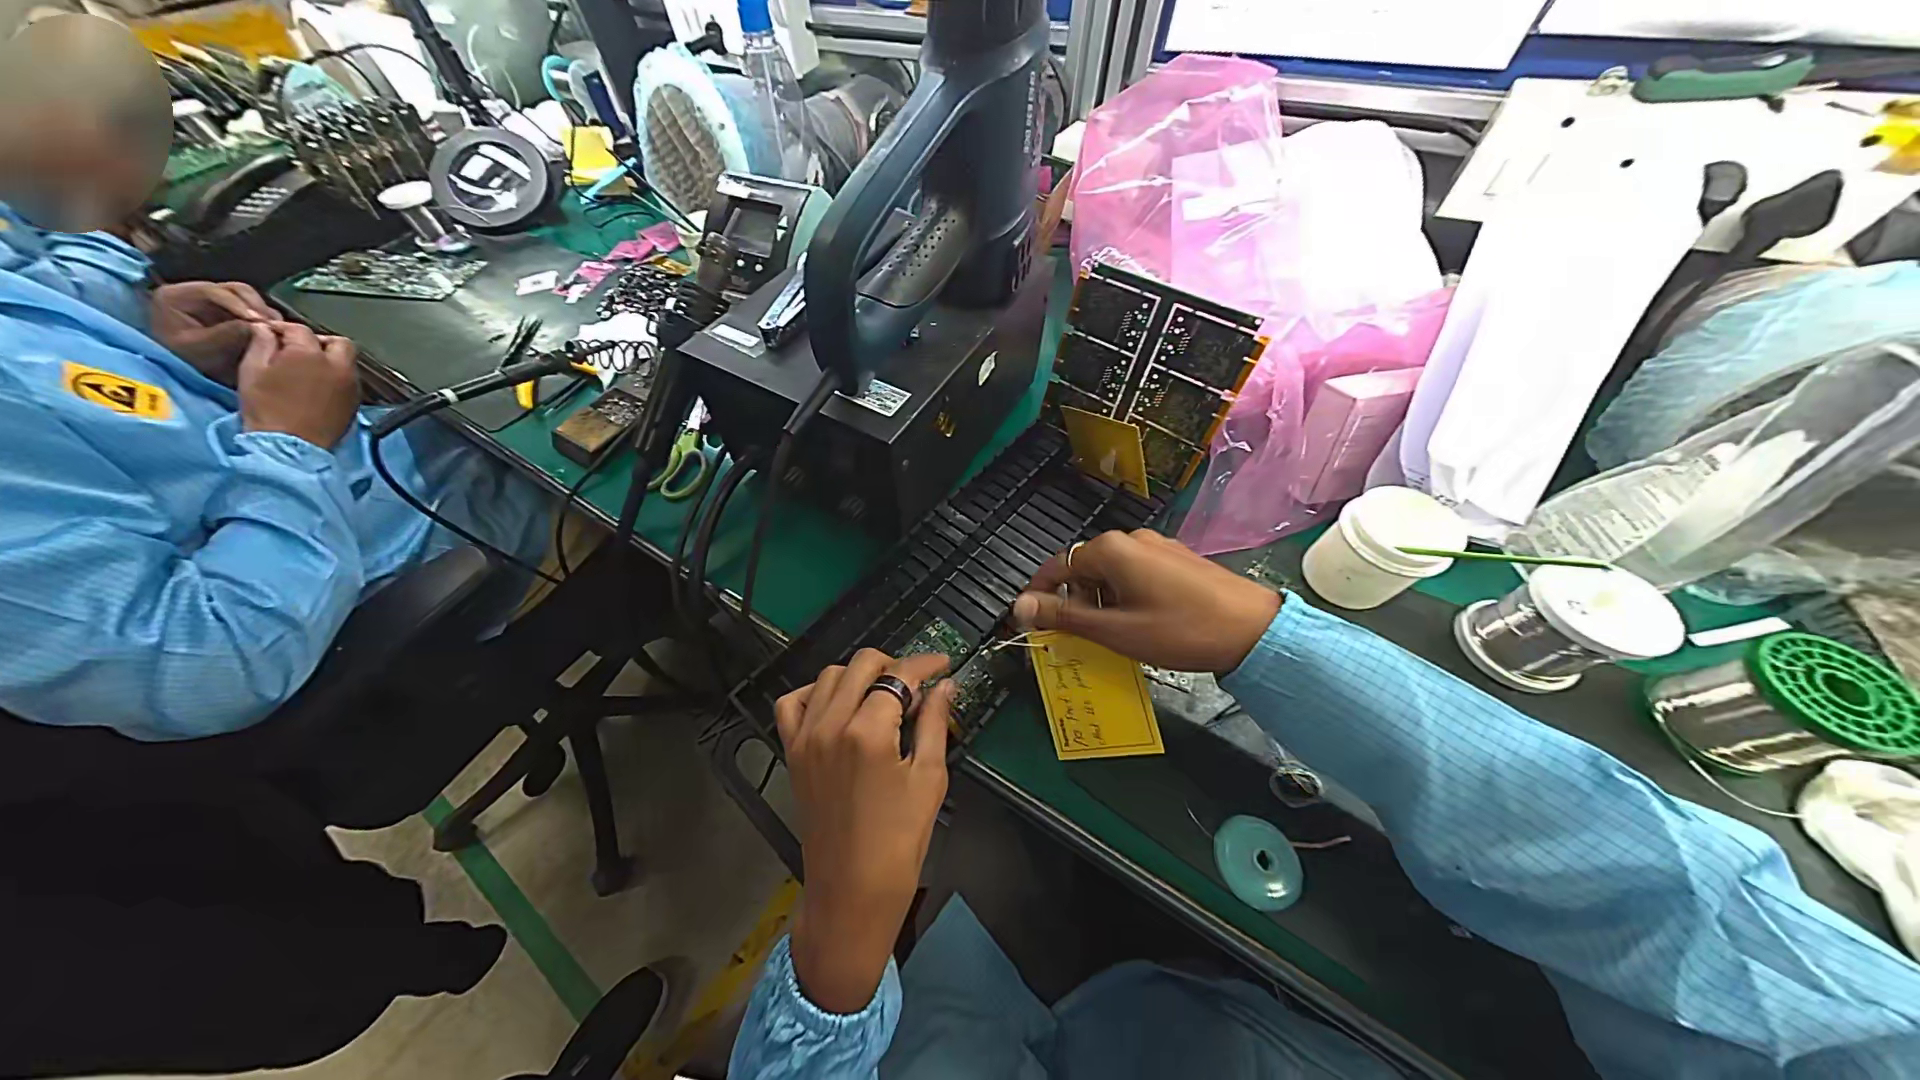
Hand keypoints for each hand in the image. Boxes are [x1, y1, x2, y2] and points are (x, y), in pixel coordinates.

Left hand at [150, 281, 270, 384]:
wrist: (186, 375)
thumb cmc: (188, 361)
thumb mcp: (204, 348)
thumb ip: (228, 334)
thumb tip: (260, 325)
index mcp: (176, 296)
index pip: (214, 291)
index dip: (240, 305)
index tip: (261, 322)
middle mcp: (196, 293)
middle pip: (236, 290)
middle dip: (257, 307)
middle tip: (273, 326)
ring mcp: (217, 302)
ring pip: (250, 298)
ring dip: (265, 314)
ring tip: (276, 331)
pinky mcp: (232, 311)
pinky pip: (256, 310)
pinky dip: (268, 320)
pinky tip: (274, 332)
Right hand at [237, 322, 361, 449]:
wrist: (291, 443)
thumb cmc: (266, 405)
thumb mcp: (252, 369)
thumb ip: (261, 345)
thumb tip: (265, 329)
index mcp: (311, 355)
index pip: (301, 330)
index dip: (282, 329)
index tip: (268, 334)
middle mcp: (339, 366)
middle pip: (339, 343)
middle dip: (318, 341)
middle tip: (296, 349)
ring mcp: (352, 384)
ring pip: (348, 361)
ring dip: (330, 358)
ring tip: (305, 367)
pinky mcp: (356, 400)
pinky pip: (350, 378)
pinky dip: (336, 374)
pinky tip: (318, 383)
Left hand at [775, 649, 953, 1013]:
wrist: (852, 890)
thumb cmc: (900, 840)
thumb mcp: (929, 777)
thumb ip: (934, 722)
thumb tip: (945, 686)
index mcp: (868, 731)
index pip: (900, 675)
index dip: (926, 664)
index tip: (943, 664)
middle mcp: (830, 724)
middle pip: (861, 664)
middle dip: (894, 663)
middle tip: (918, 684)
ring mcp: (805, 737)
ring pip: (829, 676)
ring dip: (859, 675)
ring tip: (883, 695)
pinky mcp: (792, 752)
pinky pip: (793, 704)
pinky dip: (815, 693)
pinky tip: (838, 705)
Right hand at [1012, 529, 1280, 673]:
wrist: (1254, 630)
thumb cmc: (1180, 630)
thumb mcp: (1114, 630)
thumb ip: (1064, 616)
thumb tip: (1020, 606)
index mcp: (1111, 550)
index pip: (1057, 565)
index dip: (1039, 593)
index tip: (1030, 619)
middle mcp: (1132, 539)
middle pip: (1084, 567)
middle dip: (1075, 600)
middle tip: (1078, 635)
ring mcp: (1158, 547)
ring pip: (1111, 572)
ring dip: (1101, 600)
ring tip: (1113, 634)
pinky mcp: (1177, 559)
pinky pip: (1136, 573)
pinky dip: (1125, 595)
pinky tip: (1140, 622)